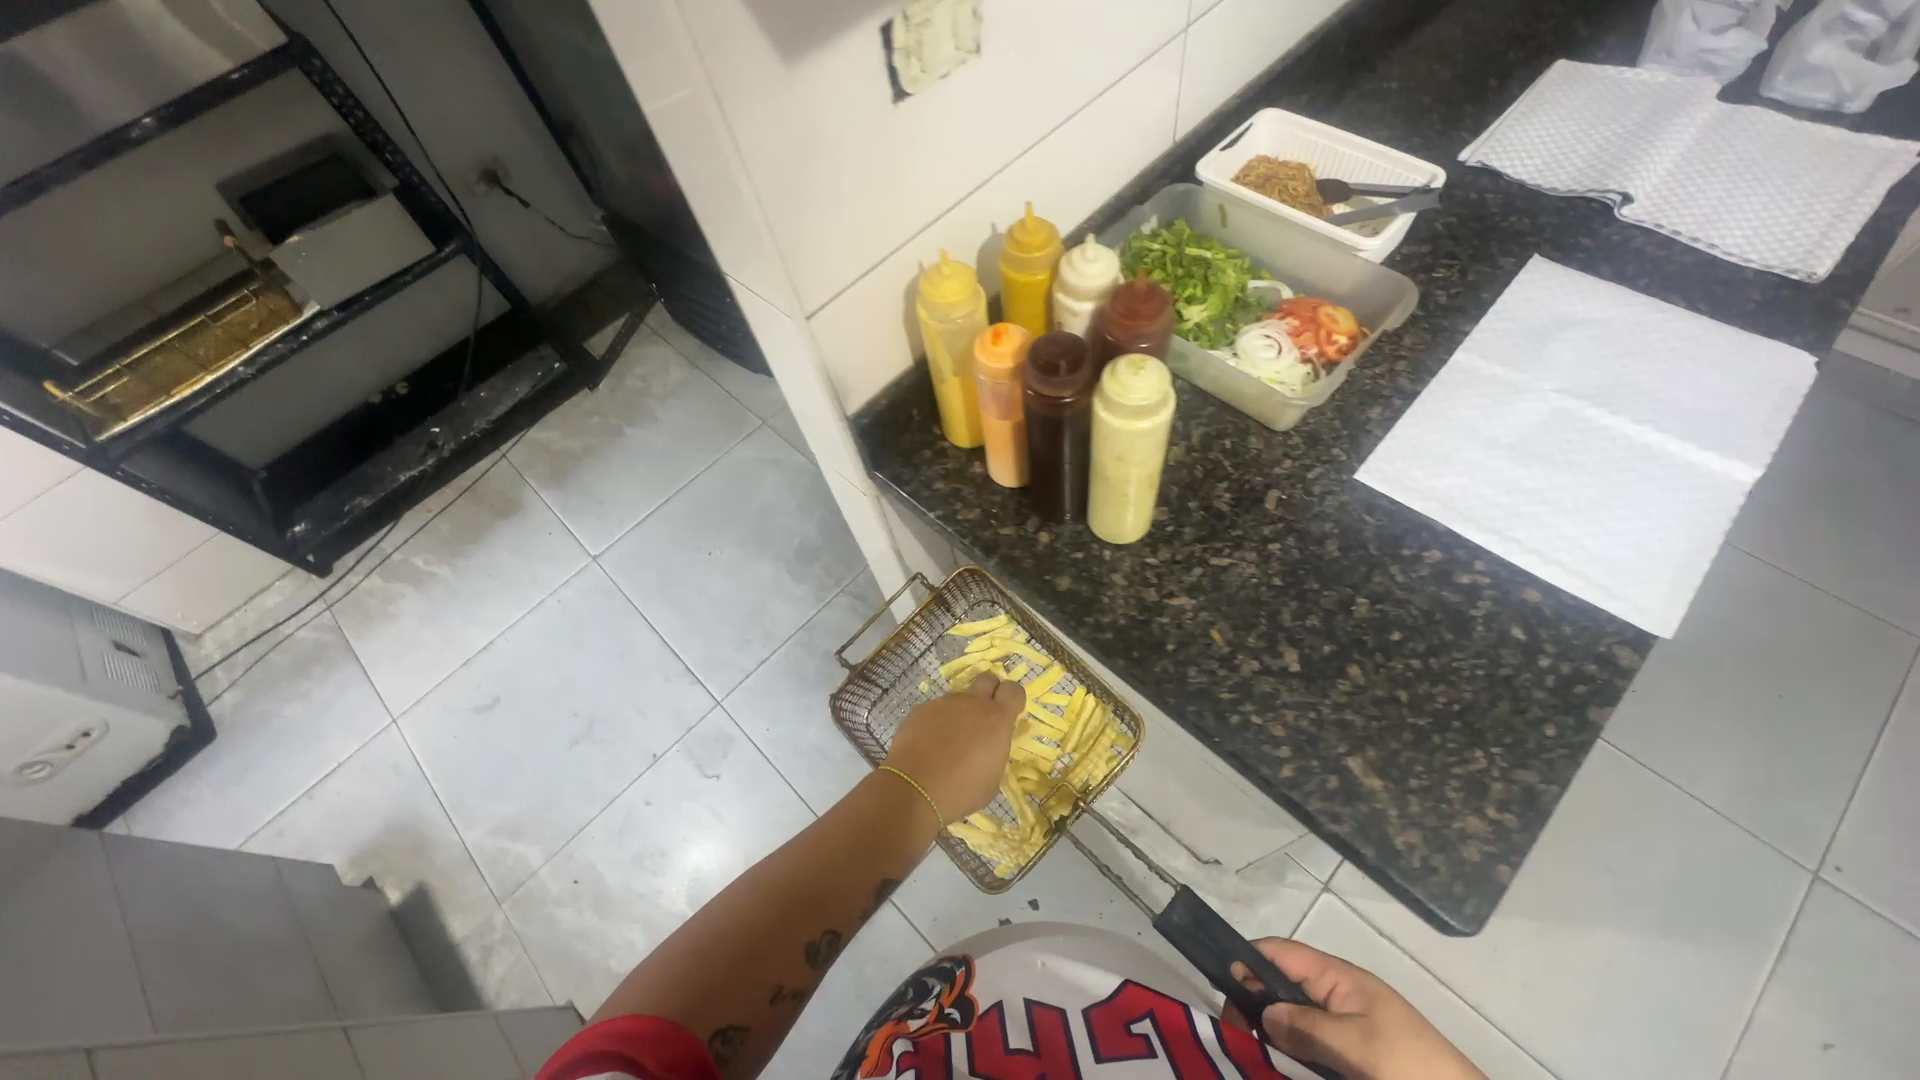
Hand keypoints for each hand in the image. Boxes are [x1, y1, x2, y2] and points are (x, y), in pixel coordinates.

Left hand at [884, 674, 1023, 822]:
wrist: (915, 789)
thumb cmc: (962, 790)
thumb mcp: (993, 777)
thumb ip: (995, 751)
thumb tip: (990, 743)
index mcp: (997, 719)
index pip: (1014, 690)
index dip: (1013, 698)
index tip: (1009, 713)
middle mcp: (971, 703)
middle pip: (987, 679)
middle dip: (989, 692)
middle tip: (982, 717)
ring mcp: (943, 703)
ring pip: (957, 699)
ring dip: (959, 713)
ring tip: (948, 742)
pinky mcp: (920, 710)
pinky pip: (934, 710)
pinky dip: (935, 722)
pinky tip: (927, 745)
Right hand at [1226, 938, 1483, 1079]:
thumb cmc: (1410, 1066)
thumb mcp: (1356, 1045)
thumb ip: (1306, 1026)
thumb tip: (1262, 1012)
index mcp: (1339, 979)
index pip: (1280, 953)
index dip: (1247, 961)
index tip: (1221, 988)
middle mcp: (1338, 997)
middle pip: (1280, 988)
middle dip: (1252, 1005)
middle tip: (1235, 1038)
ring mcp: (1344, 1029)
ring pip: (1291, 1022)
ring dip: (1269, 1035)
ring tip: (1249, 1055)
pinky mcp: (1349, 1058)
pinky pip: (1307, 1048)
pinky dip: (1289, 1055)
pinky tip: (1274, 1067)